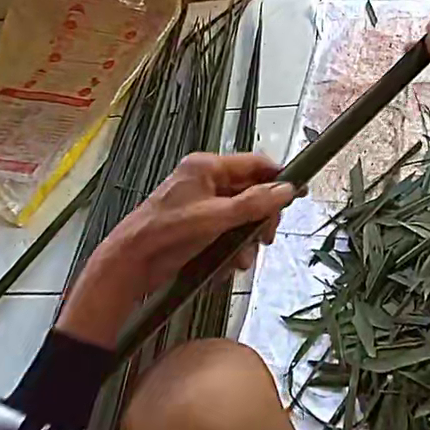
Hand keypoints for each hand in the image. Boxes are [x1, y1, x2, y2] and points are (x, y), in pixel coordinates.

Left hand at [57, 153, 296, 347]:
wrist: (130, 263)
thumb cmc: (169, 232)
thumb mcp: (216, 217)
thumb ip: (254, 203)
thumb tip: (287, 190)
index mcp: (207, 167)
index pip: (254, 163)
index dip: (278, 177)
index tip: (299, 193)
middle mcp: (206, 181)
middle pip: (251, 192)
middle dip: (260, 218)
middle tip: (266, 239)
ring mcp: (202, 204)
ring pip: (241, 216)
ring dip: (246, 239)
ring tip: (242, 259)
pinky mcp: (198, 227)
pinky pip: (227, 232)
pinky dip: (231, 248)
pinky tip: (228, 265)